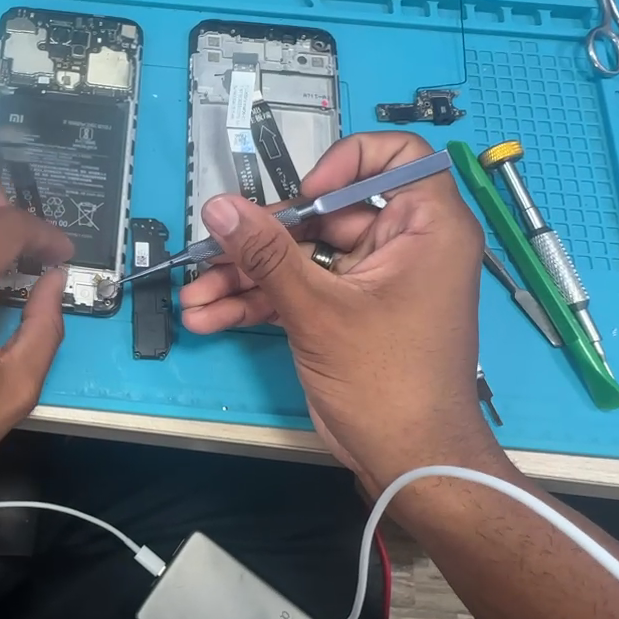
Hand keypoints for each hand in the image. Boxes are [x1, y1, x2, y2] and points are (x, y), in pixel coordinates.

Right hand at [178, 132, 502, 490]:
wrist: (407, 460)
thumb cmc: (386, 378)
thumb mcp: (318, 309)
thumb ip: (264, 254)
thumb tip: (217, 207)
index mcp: (424, 228)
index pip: (397, 158)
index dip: (346, 164)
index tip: (303, 195)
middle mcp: (399, 246)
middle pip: (321, 217)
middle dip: (258, 240)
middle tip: (210, 256)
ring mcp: (366, 282)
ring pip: (298, 259)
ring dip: (243, 279)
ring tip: (195, 297)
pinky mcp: (342, 313)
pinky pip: (294, 292)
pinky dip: (255, 304)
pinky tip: (209, 318)